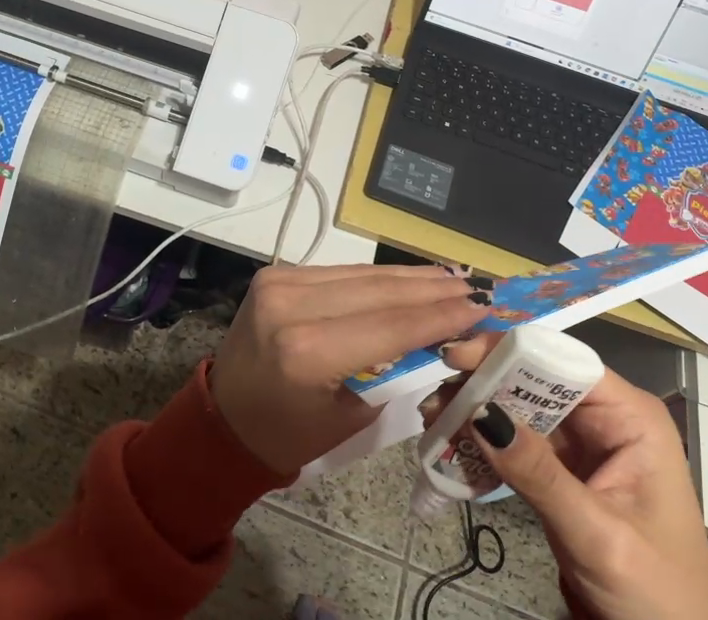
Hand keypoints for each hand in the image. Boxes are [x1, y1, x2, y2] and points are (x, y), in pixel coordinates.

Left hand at [209, 264, 490, 475]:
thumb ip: (394, 370)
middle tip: (479, 288)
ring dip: (410, 277)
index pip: (390, 326)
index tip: (484, 307)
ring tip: (453, 277)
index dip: (441, 316)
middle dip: (433, 290)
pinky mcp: (275, 275)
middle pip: (379, 292)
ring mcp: (279, 283)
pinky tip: (410, 277)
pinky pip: (340, 274)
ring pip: (362, 275)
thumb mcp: (352, 415)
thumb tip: (439, 337)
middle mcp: (290, 306)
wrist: (223, 417)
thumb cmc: (289, 434)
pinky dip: (377, 277)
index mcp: (307, 351)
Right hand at [428, 334, 707, 619]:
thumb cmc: (655, 591)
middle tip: (433, 400)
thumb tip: (481, 414)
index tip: (455, 359)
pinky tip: (450, 447)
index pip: (564, 363)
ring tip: (431, 422)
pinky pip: (514, 441)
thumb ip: (540, 474)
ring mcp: (582, 442)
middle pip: (534, 379)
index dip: (509, 351)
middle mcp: (605, 417)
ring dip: (474, 412)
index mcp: (630, 417)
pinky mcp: (561, 467)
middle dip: (481, 384)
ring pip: (518, 407)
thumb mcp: (596, 534)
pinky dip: (483, 443)